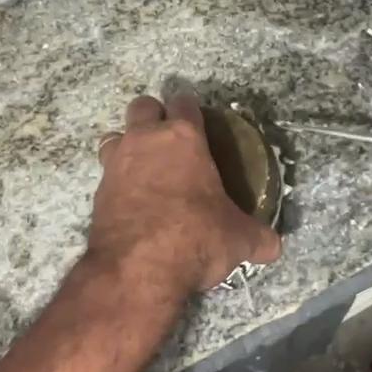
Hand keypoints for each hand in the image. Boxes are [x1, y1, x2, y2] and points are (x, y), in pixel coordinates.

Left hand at [88, 91, 281, 300]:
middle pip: (143, 106)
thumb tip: (273, 245)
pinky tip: (133, 201)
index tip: (199, 121)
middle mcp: (145, 140)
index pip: (185, 102)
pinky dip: (118, 181)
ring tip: (145, 169)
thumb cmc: (194, 237)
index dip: (192, 108)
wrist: (136, 269)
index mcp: (183, 137)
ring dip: (128, 145)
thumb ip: (257, 237)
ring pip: (116, 136)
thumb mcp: (237, 239)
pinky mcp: (97, 191)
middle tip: (169, 140)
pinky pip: (107, 173)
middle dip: (154, 116)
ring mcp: (116, 163)